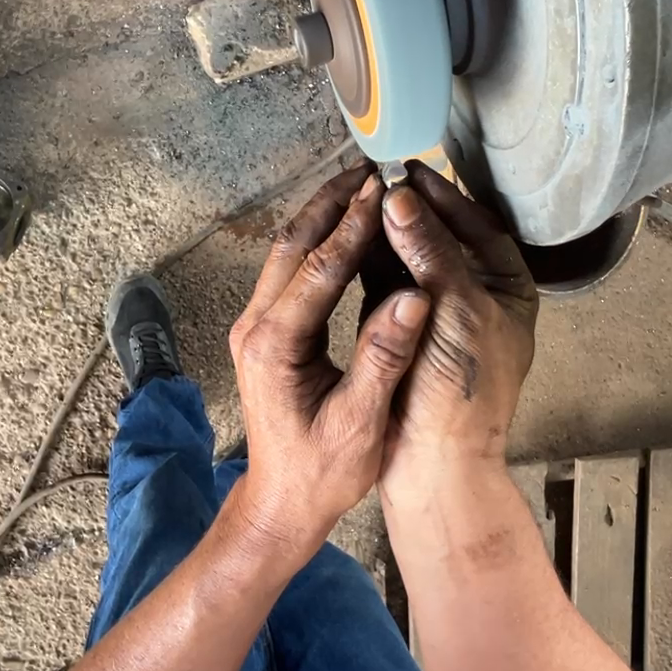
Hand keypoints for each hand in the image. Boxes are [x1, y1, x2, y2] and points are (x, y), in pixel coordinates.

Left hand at [228, 164, 434, 548]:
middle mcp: (256, 326)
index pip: (320, 268)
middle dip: (332, 204)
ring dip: (323, 217)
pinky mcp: (265, 333)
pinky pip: (291, 273)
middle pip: (293, 245)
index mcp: (275, 345)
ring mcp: (256, 327)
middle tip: (370, 168)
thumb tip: (415, 296)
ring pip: (287, 254)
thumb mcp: (359, 424)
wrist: (280, 502)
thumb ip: (383, 358)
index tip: (384, 187)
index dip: (354, 226)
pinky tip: (347, 232)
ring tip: (360, 186)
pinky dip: (319, 243)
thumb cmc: (321, 473)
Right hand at [378, 162, 538, 497]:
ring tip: (359, 199)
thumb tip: (400, 197)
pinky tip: (349, 237)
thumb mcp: (458, 311)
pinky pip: (383, 285)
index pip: (478, 228)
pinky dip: (368, 261)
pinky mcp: (399, 328)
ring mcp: (433, 313)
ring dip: (386, 232)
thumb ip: (432, 251)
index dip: (446, 197)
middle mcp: (472, 296)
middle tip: (377, 177)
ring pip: (409, 259)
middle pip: (440, 239)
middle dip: (410, 210)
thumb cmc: (463, 390)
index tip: (412, 168)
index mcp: (505, 290)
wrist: (434, 462)